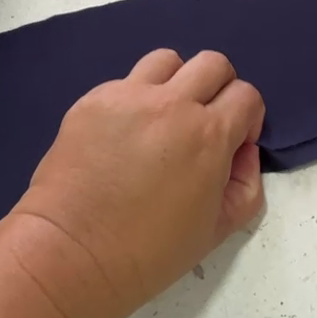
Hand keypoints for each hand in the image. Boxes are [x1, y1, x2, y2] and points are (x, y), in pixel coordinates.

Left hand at [0, 49, 265, 317]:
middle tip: (202, 122)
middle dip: (218, 89)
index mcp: (209, 135)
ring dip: (175, 83)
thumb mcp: (217, 231)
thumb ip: (246, 184)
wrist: (69, 256)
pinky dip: (134, 101)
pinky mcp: (94, 99)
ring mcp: (129, 96)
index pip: (246, 95)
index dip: (247, 118)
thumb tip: (243, 149)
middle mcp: (172, 104)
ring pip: (168, 60)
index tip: (233, 142)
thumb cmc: (148, 254)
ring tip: (161, 118)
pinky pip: (126, 83)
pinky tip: (120, 137)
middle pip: (213, 63)